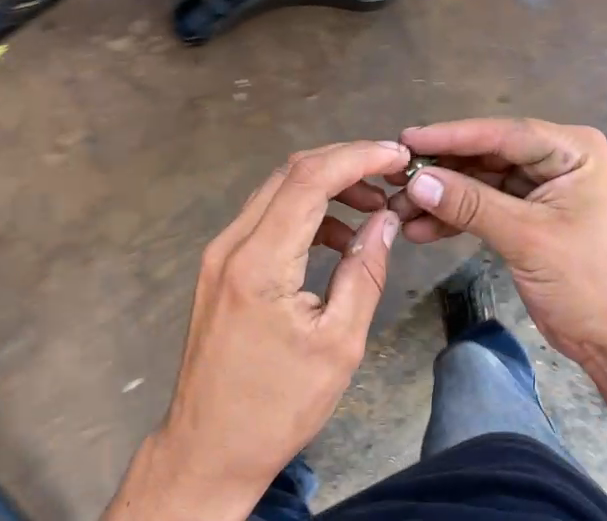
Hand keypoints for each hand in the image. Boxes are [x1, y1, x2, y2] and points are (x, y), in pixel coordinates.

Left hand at [104, 140, 407, 520]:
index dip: (358, 157)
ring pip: (278, 190)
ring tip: (373, 208)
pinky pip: (267, 217)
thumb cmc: (277, 407)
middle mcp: (231, 244)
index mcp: (259, 261)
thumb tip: (386, 220)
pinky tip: (339, 240)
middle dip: (346, 164)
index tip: (397, 156)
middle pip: (291, 172)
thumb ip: (364, 272)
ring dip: (327, 187)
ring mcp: (220, 253)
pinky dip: (306, 214)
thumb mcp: (338, 344)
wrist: (208, 450)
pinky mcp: (220, 266)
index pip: (310, 178)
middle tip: (390, 176)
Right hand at [394, 118, 606, 366]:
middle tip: (395, 176)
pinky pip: (487, 207)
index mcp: (572, 150)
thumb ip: (470, 204)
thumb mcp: (527, 237)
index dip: (453, 136)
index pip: (504, 134)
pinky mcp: (531, 218)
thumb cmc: (588, 281)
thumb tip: (416, 180)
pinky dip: (457, 218)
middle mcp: (559, 160)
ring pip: (483, 182)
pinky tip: (421, 230)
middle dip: (444, 170)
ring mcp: (544, 189)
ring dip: (444, 197)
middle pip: (489, 154)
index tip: (408, 139)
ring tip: (400, 209)